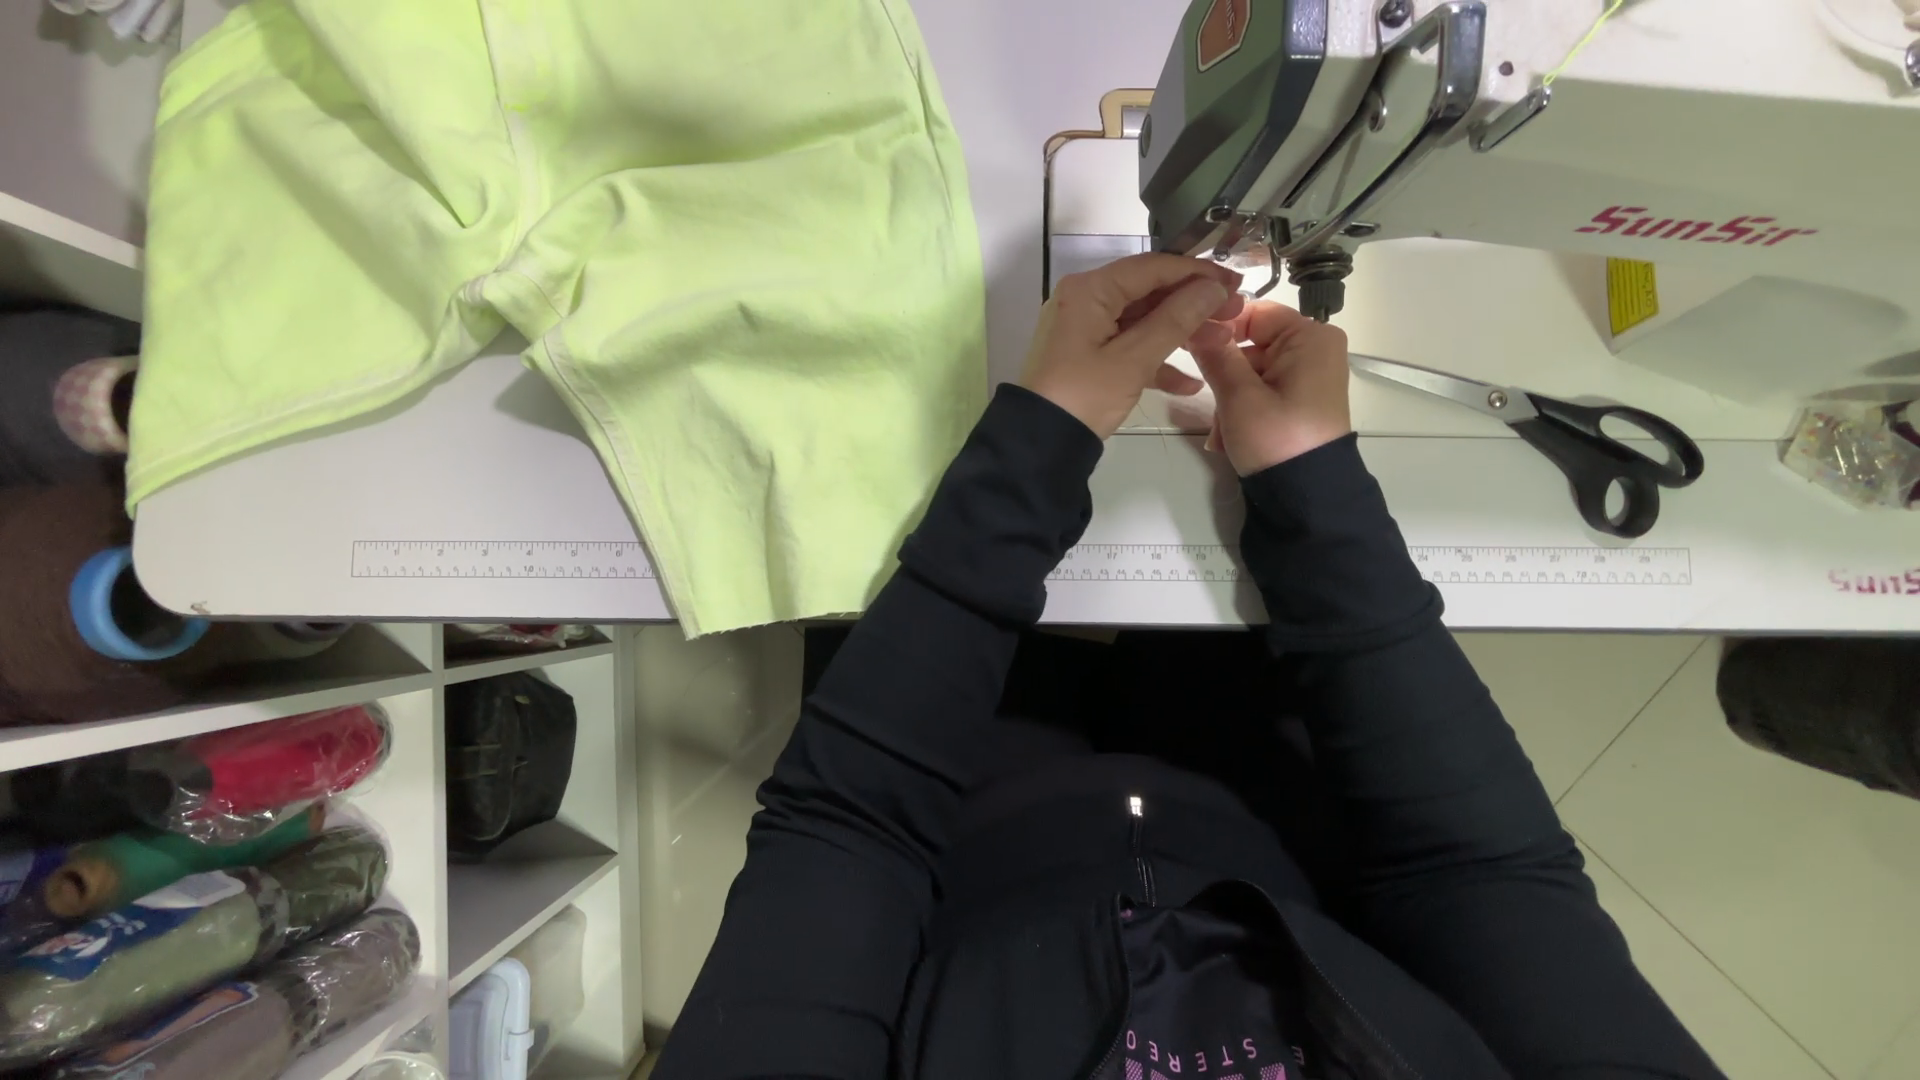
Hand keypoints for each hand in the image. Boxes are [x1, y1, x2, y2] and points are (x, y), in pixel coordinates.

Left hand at [1020, 255, 1244, 438]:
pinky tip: (1189, 385)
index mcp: (1090, 290)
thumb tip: (1212, 289)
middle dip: (1193, 304)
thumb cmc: (1084, 396)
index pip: (1153, 267)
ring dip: (1180, 333)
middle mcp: (1084, 301)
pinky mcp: (1086, 358)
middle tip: (1235, 313)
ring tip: (1220, 343)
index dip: (1197, 273)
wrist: (1039, 445)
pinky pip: (1127, 349)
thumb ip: (1176, 320)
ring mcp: (1084, 331)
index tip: (1235, 282)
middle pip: (1148, 293)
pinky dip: (1155, 362)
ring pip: (1141, 322)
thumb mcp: (1133, 359)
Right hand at [1187, 301, 1352, 474]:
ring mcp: (1309, 378)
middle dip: (1223, 376)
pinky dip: (1242, 411)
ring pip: (1251, 373)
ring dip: (1228, 400)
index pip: (1254, 312)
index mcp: (1310, 337)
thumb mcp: (1238, 396)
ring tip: (1220, 433)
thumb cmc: (1277, 437)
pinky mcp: (1301, 402)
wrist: (1307, 494)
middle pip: (1251, 345)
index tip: (1187, 344)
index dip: (1220, 326)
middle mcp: (1314, 350)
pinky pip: (1263, 392)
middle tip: (1206, 404)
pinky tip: (1228, 438)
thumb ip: (1215, 356)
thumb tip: (1195, 324)